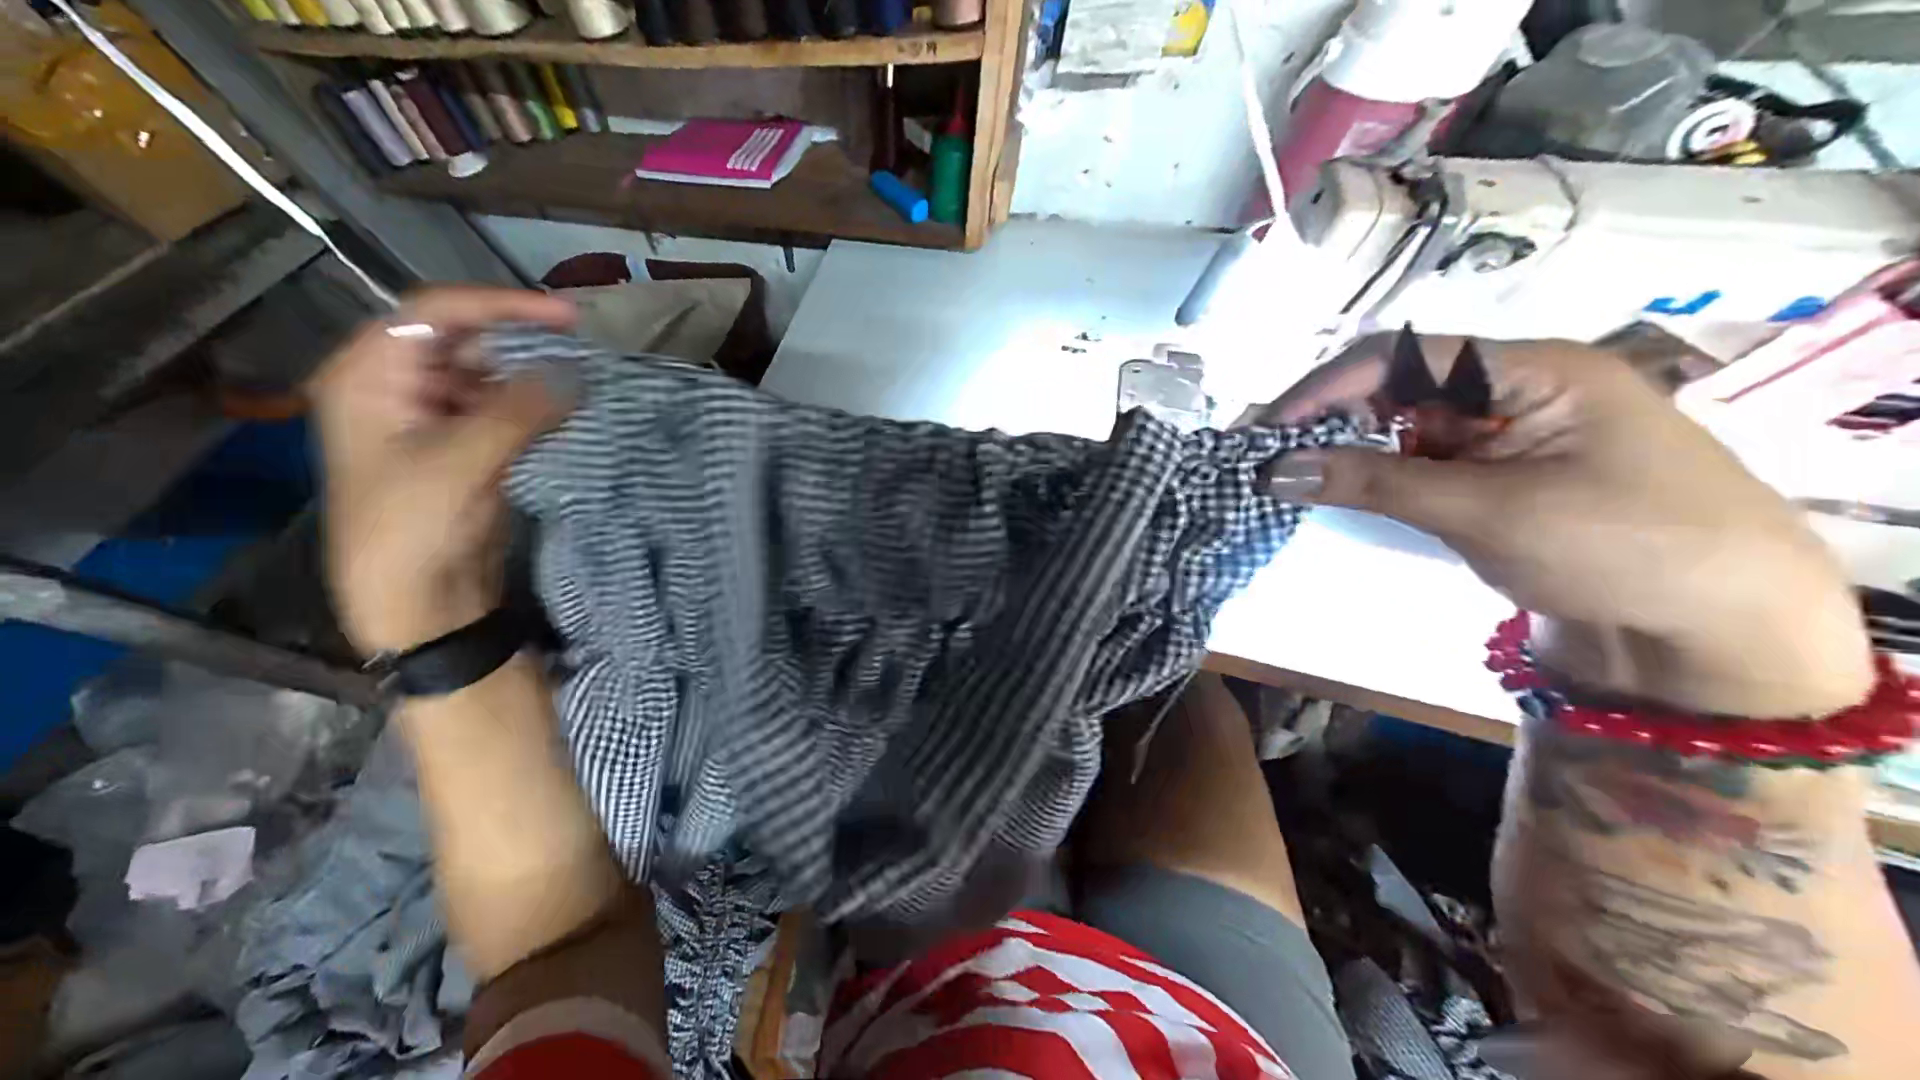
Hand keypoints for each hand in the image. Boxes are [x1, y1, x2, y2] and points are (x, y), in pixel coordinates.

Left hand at [312, 286, 576, 654]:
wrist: (414, 601)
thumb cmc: (413, 525)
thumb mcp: (462, 461)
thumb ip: (520, 409)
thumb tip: (577, 370)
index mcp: (369, 375)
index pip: (435, 313)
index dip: (502, 306)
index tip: (567, 318)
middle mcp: (396, 385)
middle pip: (464, 339)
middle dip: (523, 341)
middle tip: (582, 349)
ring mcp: (431, 415)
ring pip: (489, 374)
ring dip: (534, 375)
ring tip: (583, 380)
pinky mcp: (463, 444)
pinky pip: (503, 408)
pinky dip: (535, 405)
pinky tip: (567, 409)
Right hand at [1248, 334, 1871, 717]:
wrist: (1720, 632)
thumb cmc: (1620, 547)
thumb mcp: (1486, 511)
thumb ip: (1374, 482)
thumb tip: (1274, 470)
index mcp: (1530, 370)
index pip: (1400, 358)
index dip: (1323, 389)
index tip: (1266, 431)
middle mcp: (1512, 392)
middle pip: (1395, 390)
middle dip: (1327, 420)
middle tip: (1265, 457)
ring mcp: (1504, 440)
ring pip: (1402, 431)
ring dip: (1346, 452)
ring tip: (1287, 477)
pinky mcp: (1496, 482)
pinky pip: (1419, 467)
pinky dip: (1375, 479)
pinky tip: (1338, 492)